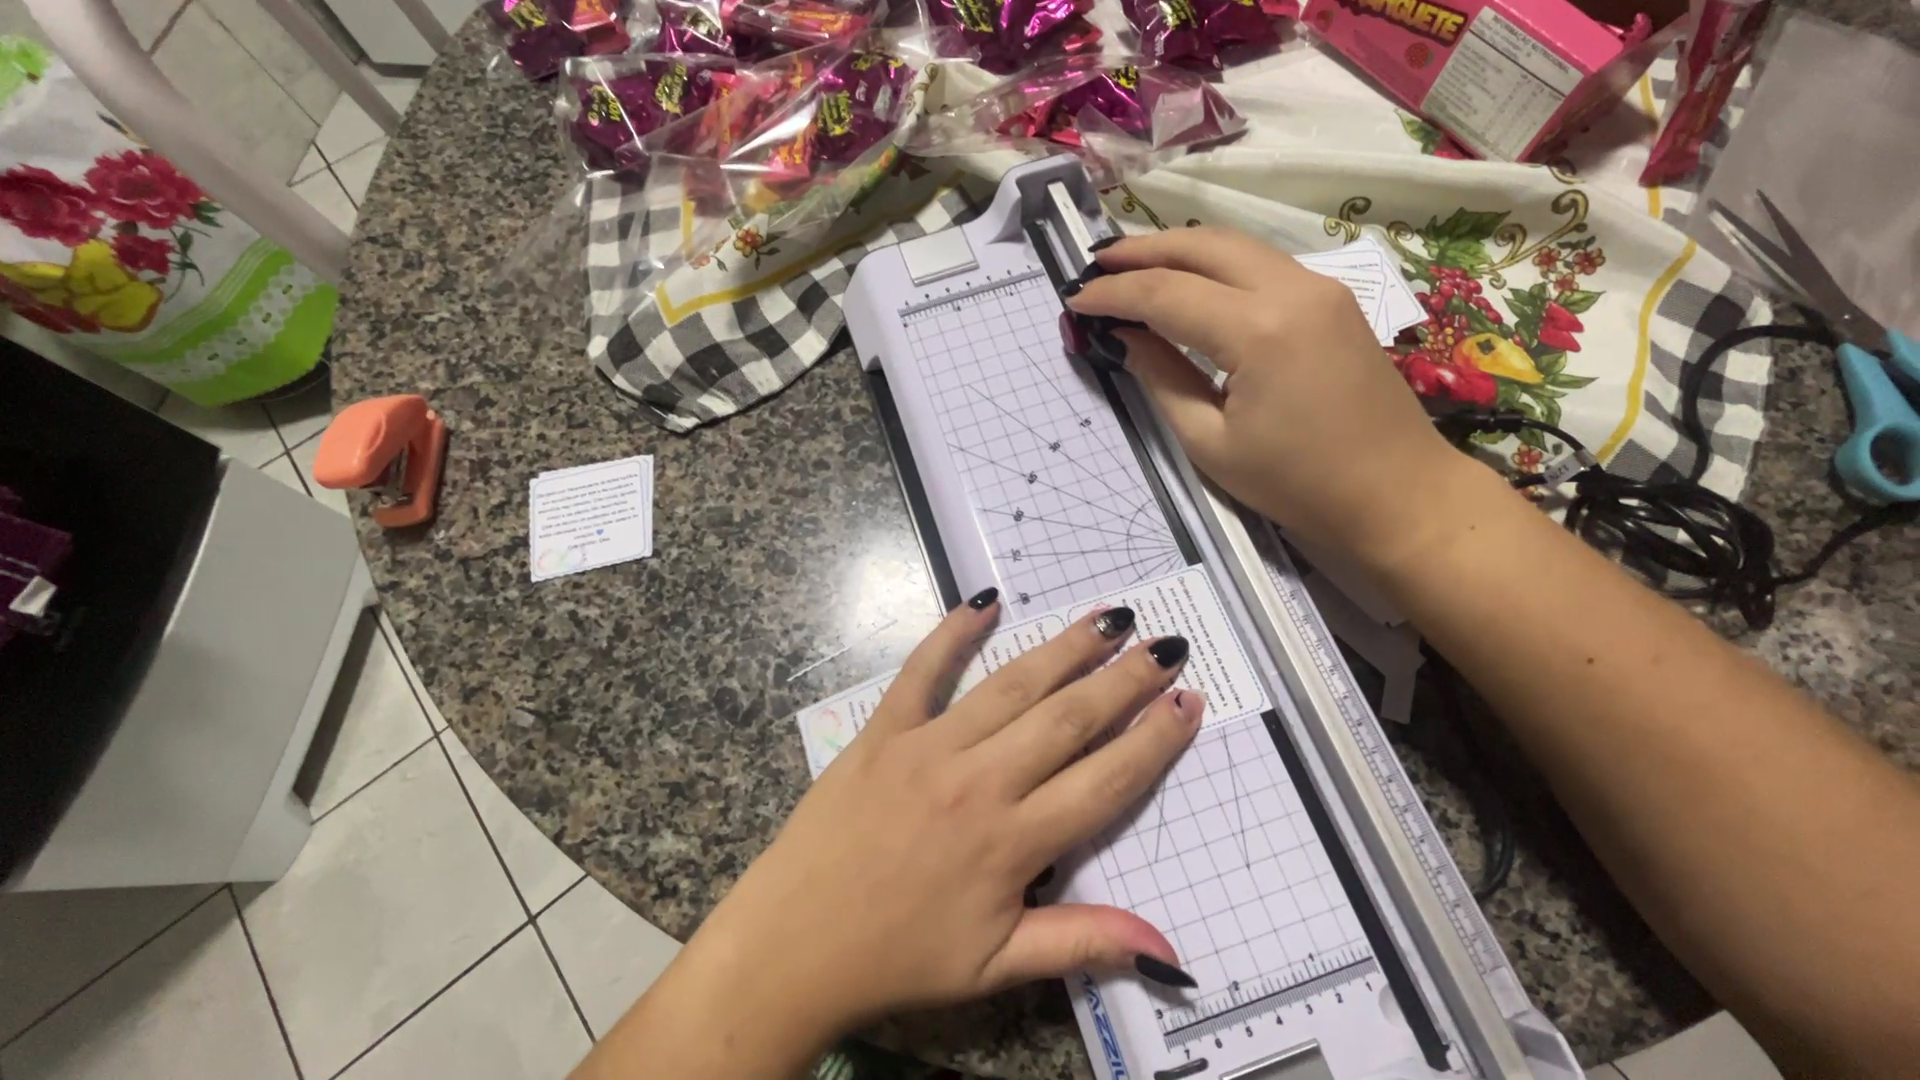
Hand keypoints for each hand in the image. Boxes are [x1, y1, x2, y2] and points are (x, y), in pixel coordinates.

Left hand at [587, 594, 1206, 1075]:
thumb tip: (1173, 950)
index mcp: (1013, 842)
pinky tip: (984, 602)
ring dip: (1064, 650)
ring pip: (1011, 686)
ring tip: (1107, 619)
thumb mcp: (997, 966)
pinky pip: (921, 671)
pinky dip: (952, 633)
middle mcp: (979, 781)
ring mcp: (928, 748)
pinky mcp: (882, 731)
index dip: (1153, 740)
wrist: (794, 945)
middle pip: (1068, 719)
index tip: (1188, 702)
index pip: (1105, 780)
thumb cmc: (900, 959)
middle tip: (1166, 644)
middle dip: (1125, 680)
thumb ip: (1085, 942)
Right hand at [1066, 226, 1474, 569]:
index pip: (1166, 293)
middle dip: (1142, 250)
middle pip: (1202, 246)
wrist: (1398, 493)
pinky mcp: (1332, 299)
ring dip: (1179, 251)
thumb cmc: (1299, 484)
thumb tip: (1126, 337)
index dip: (1114, 293)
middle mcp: (1292, 289)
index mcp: (1259, 330)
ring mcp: (1319, 288)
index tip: (1075, 299)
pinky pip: (1261, 264)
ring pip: (1234, 246)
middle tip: (1096, 264)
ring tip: (1133, 266)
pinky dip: (1216, 265)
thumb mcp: (1211, 444)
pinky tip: (1190, 284)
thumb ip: (1162, 379)